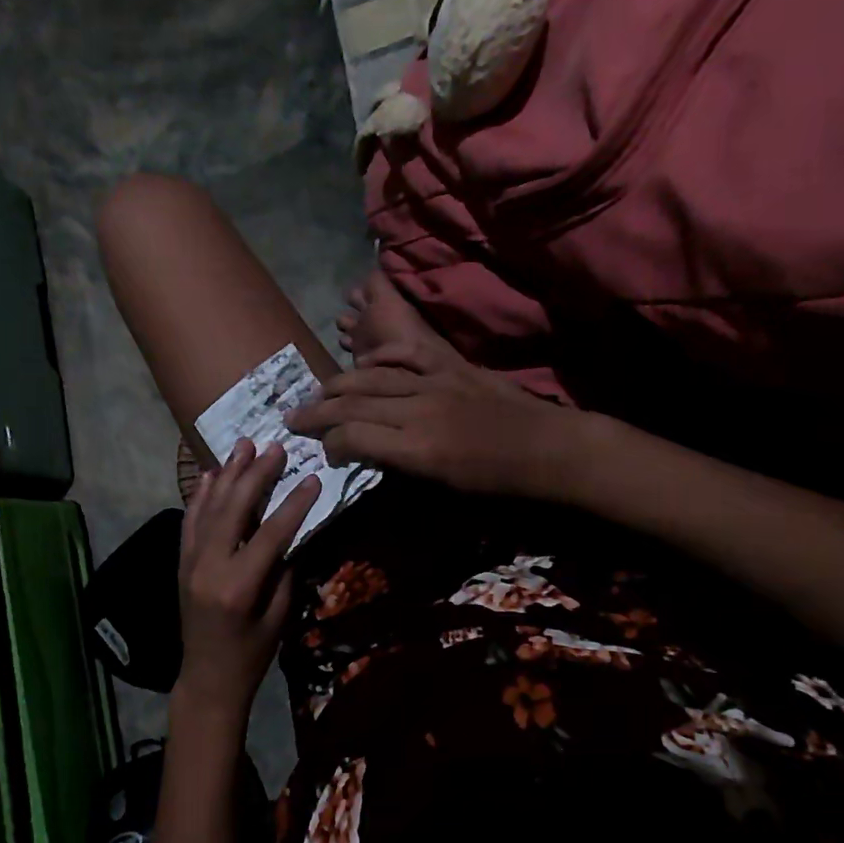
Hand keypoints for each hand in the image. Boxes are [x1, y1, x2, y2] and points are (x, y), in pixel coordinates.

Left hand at [176, 439, 322, 723]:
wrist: (206, 677)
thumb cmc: (251, 654)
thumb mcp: (278, 617)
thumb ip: (283, 572)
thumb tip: (291, 530)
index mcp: (239, 586)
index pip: (271, 533)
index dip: (293, 504)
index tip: (312, 477)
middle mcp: (209, 567)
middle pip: (235, 509)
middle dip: (256, 475)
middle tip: (275, 447)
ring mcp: (189, 562)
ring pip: (209, 508)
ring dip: (228, 474)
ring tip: (244, 446)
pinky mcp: (181, 562)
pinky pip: (190, 520)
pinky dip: (200, 495)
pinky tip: (211, 473)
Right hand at [286, 339, 581, 497]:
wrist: (550, 448)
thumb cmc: (499, 482)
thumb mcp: (444, 488)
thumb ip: (399, 466)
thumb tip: (368, 452)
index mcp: (418, 449)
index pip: (354, 436)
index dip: (330, 443)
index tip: (325, 453)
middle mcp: (419, 410)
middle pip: (354, 403)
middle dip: (317, 411)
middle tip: (293, 417)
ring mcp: (436, 382)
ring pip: (373, 376)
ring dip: (339, 383)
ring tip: (318, 391)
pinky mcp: (452, 367)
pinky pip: (408, 354)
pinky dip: (382, 356)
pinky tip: (366, 363)